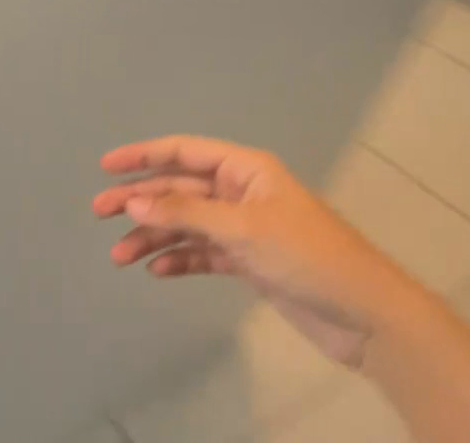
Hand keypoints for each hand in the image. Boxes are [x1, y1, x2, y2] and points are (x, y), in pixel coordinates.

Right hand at [92, 135, 425, 368]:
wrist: (369, 318)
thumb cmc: (309, 257)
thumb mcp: (243, 229)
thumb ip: (185, 213)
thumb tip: (134, 203)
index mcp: (244, 170)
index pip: (182, 152)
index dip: (142, 155)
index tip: (106, 166)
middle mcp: (239, 192)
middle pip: (176, 189)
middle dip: (139, 201)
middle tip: (100, 213)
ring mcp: (242, 227)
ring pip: (184, 223)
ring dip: (152, 237)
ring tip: (121, 256)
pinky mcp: (247, 260)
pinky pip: (200, 252)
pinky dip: (178, 259)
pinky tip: (157, 270)